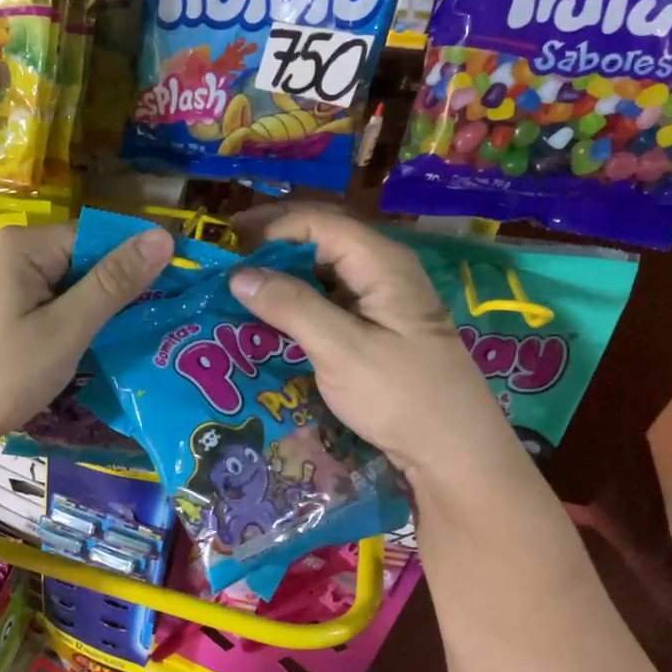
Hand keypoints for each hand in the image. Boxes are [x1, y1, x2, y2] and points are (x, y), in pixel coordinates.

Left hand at [0, 223, 170, 464]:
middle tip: (150, 330)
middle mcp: (6, 255)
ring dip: (91, 317)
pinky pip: (40, 312)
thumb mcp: (65, 331)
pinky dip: (64, 330)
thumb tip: (164, 236)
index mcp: (23, 246)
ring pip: (61, 291)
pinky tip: (80, 357)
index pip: (97, 237)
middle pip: (79, 262)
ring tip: (122, 348)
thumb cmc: (0, 377)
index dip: (135, 265)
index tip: (171, 298)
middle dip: (113, 294)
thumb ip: (113, 284)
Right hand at [227, 206, 518, 481]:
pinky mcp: (371, 331)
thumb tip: (238, 274)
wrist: (450, 448)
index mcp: (381, 264)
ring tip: (234, 297)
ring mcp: (378, 303)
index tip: (224, 248)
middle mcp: (380, 273)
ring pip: (319, 275)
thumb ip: (291, 306)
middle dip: (269, 250)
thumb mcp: (340, 349)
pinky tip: (265, 325)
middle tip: (221, 269)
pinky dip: (292, 307)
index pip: (318, 222)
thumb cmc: (400, 395)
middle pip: (318, 243)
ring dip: (278, 280)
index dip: (269, 228)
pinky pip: (325, 305)